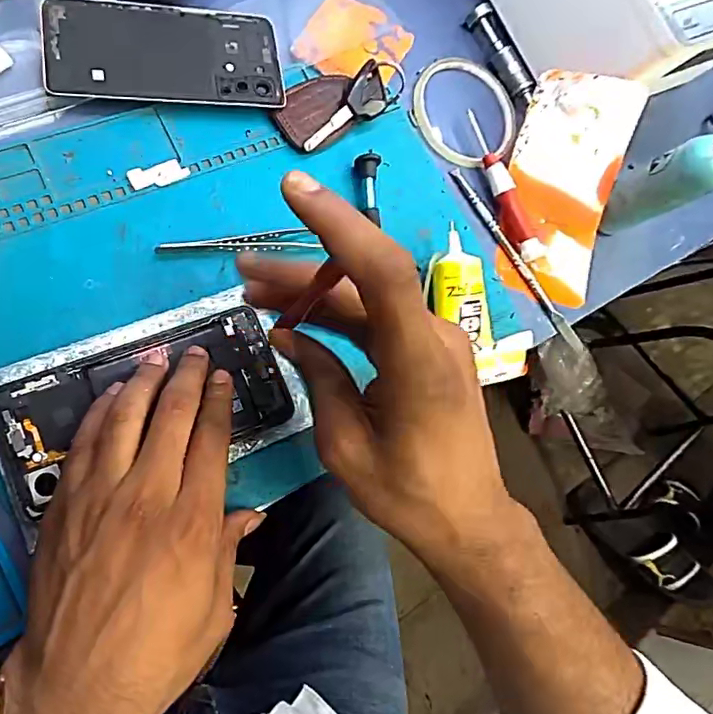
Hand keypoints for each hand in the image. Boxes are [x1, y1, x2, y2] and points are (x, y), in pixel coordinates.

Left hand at [0, 348, 261, 713]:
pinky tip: (112, 395)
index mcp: (192, 522)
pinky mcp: (65, 503)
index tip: (222, 380)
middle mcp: (147, 495)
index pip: (210, 442)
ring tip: (156, 358)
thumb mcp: (214, 612)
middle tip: (195, 355)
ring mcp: (100, 494)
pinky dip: (100, 412)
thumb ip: (228, 551)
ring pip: (124, 418)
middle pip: (170, 417)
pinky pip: (84, 442)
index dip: (218, 403)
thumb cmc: (156, 656)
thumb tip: (248, 512)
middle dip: (187, 379)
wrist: (76, 684)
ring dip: (143, 382)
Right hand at [239, 170, 512, 563]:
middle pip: (361, 281)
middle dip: (298, 271)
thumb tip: (289, 335)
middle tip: (243, 270)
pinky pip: (374, 320)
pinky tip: (293, 318)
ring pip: (364, 298)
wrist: (469, 523)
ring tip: (253, 290)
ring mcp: (430, 339)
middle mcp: (430, 334)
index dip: (337, 224)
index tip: (294, 190)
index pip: (381, 269)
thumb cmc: (410, 495)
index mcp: (417, 358)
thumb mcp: (345, 446)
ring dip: (310, 292)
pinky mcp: (424, 350)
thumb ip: (320, 378)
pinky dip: (333, 316)